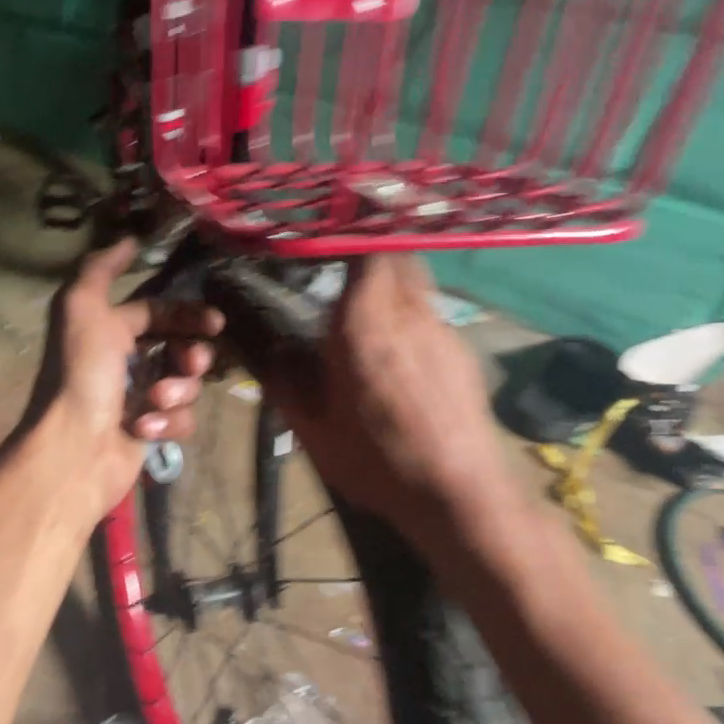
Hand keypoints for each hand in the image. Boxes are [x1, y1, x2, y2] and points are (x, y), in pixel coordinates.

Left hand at [8, 240, 222, 525]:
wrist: (75, 447)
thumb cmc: (80, 373)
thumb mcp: (80, 307)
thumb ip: (100, 268)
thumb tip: (129, 240)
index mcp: (107, 329)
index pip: (158, 312)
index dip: (187, 314)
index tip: (215, 323)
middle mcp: (122, 361)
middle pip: (181, 347)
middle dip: (191, 355)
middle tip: (190, 364)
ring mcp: (138, 397)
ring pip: (185, 384)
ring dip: (176, 390)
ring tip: (154, 400)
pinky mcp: (149, 432)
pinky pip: (181, 419)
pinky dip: (167, 422)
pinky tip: (143, 428)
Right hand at [272, 254, 519, 553]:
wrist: (460, 496)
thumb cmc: (376, 458)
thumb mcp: (310, 423)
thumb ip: (283, 376)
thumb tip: (262, 345)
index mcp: (364, 321)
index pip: (365, 245)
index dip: (348, 228)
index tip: (324, 227)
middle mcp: (409, 312)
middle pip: (396, 252)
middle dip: (368, 245)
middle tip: (337, 257)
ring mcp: (443, 330)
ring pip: (415, 281)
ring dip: (389, 280)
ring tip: (362, 305)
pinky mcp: (462, 352)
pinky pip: (429, 313)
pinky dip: (408, 312)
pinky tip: (394, 349)